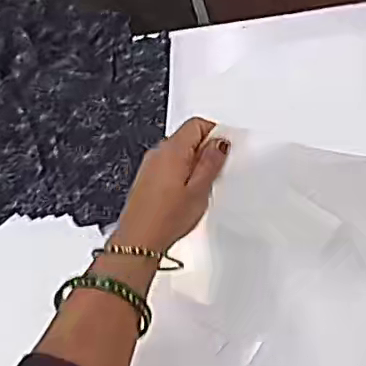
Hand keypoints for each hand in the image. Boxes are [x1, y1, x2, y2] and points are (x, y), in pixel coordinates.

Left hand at [111, 117, 229, 253]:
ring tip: (201, 188)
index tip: (225, 150)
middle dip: (206, 150)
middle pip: (188, 136)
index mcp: (172, 150)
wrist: (139, 240)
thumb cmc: (165, 218)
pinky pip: (170, 165)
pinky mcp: (147, 178)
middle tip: (215, 173)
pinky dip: (182, 173)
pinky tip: (187, 194)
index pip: (198, 124)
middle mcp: (158, 153)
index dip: (216, 133)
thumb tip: (220, 144)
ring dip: (195, 163)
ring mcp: (150, 165)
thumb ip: (212, 161)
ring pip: (180, 152)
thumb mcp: (200, 189)